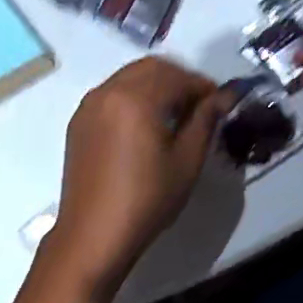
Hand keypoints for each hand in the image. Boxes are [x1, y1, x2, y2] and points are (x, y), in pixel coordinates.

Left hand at [42, 58, 231, 296]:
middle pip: (151, 68)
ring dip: (156, 86)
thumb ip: (205, 120)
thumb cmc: (147, 200)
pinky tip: (145, 126)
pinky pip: (111, 94)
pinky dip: (133, 97)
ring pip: (128, 77)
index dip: (204, 86)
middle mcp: (108, 91)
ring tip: (175, 116)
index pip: (178, 76)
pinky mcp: (78, 122)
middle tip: (200, 106)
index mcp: (135, 98)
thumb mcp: (187, 161)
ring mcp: (89, 106)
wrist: (94, 234)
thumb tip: (224, 96)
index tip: (221, 102)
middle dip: (179, 79)